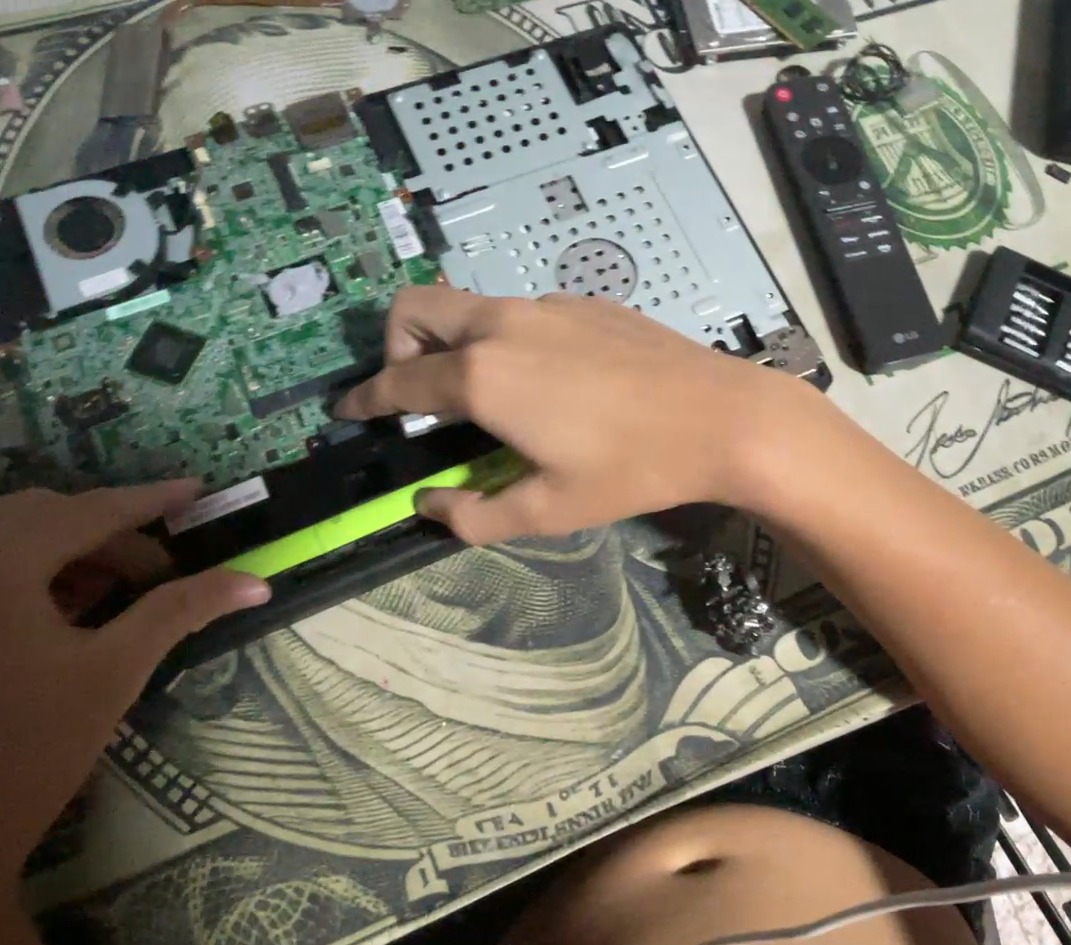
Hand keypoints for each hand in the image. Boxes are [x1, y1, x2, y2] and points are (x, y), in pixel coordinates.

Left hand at [0, 483, 270, 908]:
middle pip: (27, 516)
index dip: (149, 501)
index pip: (87, 510)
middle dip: (94, 537)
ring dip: (29, 551)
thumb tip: (256, 581)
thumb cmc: (17, 761)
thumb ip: (181, 611)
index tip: (194, 493)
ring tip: (71, 601)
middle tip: (144, 576)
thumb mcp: (111, 676)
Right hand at [332, 287, 835, 544]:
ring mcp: (550, 304)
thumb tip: (430, 506)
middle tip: (419, 396)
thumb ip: (475, 515)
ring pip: (473, 307)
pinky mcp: (588, 302)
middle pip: (416, 309)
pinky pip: (525, 313)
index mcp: (483, 375)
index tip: (348, 410)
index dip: (365, 399)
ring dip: (457, 343)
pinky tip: (556, 384)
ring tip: (492, 398)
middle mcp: (504, 325)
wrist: (722, 417)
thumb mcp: (550, 510)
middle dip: (397, 347)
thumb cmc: (633, 468)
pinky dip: (510, 341)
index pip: (398, 381)